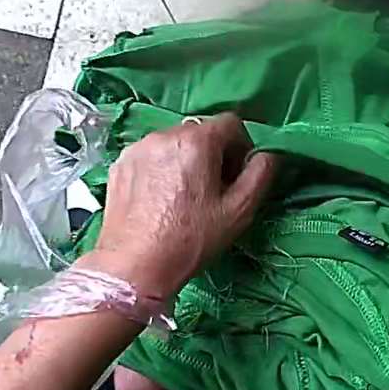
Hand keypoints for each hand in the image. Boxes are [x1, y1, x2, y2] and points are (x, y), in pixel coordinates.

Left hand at [85, 113, 278, 298]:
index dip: (242, 147)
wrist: (135, 266)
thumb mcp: (239, 210)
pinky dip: (163, 170)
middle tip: (214, 191)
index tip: (237, 176)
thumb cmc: (191, 239)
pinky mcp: (119, 165)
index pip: (231, 123)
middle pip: (201, 132)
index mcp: (196, 141)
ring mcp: (137, 149)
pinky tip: (162, 200)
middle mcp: (164, 135)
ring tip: (186, 197)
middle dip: (214, 154)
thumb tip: (269, 154)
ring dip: (187, 161)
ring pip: (175, 144)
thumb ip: (261, 174)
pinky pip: (152, 157)